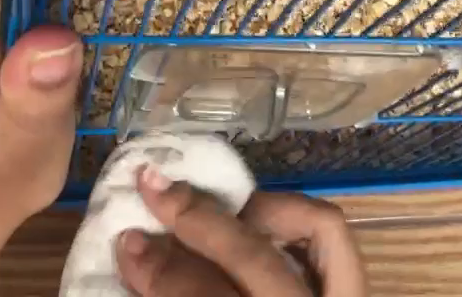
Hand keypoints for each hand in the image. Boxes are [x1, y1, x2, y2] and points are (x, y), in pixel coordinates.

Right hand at [117, 178, 367, 295]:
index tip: (125, 244)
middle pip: (255, 263)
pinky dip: (294, 219)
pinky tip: (255, 220)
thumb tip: (141, 266)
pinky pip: (335, 244)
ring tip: (210, 205)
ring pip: (318, 233)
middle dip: (197, 220)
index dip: (162, 271)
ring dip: (257, 209)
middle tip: (151, 190)